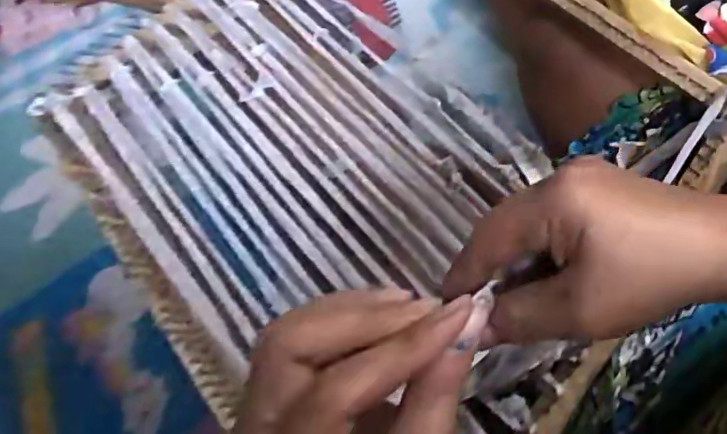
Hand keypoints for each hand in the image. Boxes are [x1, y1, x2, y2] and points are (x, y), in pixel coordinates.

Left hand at [236, 290, 487, 433]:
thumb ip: (438, 392)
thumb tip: (472, 315)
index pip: (335, 392)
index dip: (404, 346)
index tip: (460, 312)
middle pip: (291, 346)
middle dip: (368, 318)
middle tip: (427, 312)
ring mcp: (254, 415)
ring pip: (291, 332)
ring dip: (361, 311)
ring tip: (414, 314)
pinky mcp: (273, 398)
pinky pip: (300, 338)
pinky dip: (352, 316)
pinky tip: (391, 323)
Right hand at [441, 159, 726, 344]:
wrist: (716, 245)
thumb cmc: (646, 274)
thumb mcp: (575, 308)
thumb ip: (515, 316)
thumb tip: (473, 325)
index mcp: (554, 194)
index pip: (485, 237)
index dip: (462, 282)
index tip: (447, 325)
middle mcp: (567, 173)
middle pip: (507, 224)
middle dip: (493, 273)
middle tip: (486, 323)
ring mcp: (591, 175)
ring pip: (533, 221)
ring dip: (522, 263)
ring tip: (524, 308)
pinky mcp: (608, 186)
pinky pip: (559, 216)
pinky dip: (548, 249)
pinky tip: (557, 281)